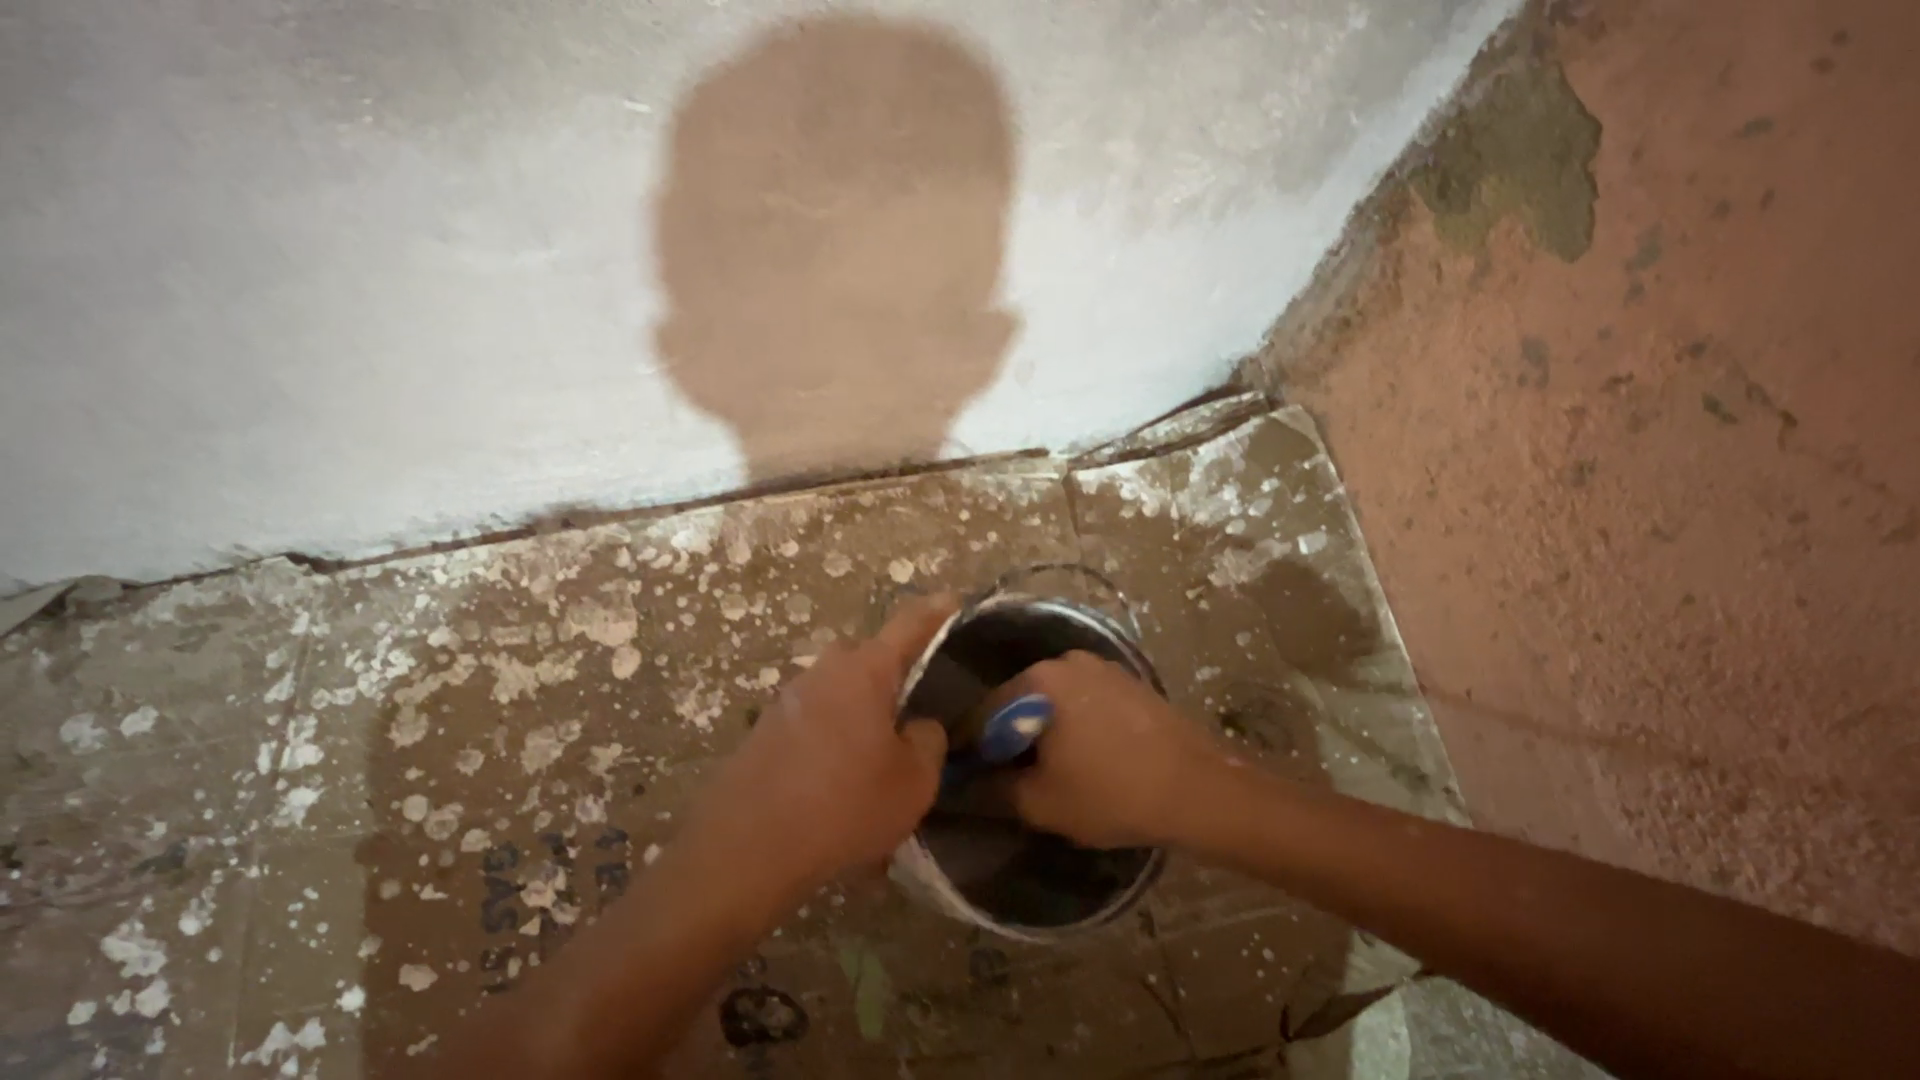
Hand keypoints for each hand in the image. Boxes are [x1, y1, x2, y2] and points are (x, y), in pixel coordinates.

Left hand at [678, 594, 955, 901]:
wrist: (746, 848)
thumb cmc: (845, 805)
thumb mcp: (914, 781)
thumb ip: (928, 741)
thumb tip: (917, 725)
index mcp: (865, 670)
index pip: (909, 625)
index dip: (936, 612)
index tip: (954, 601)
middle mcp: (823, 672)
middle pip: (867, 658)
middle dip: (892, 673)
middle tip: (916, 705)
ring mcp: (786, 701)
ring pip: (837, 693)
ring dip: (859, 714)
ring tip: (878, 759)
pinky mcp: (763, 733)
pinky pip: (812, 725)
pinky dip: (831, 743)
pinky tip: (840, 785)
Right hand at [992, 650, 1229, 848]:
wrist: (1200, 790)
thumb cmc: (1112, 794)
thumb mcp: (1041, 803)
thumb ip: (991, 790)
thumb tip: (963, 783)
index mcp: (1037, 681)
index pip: (981, 714)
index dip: (971, 750)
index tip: (969, 780)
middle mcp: (1065, 661)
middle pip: (1016, 701)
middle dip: (1008, 738)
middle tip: (1011, 780)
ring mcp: (1101, 666)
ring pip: (1051, 701)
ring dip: (1042, 731)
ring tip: (1052, 771)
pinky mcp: (1128, 680)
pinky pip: (1082, 701)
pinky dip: (1074, 725)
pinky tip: (1086, 757)